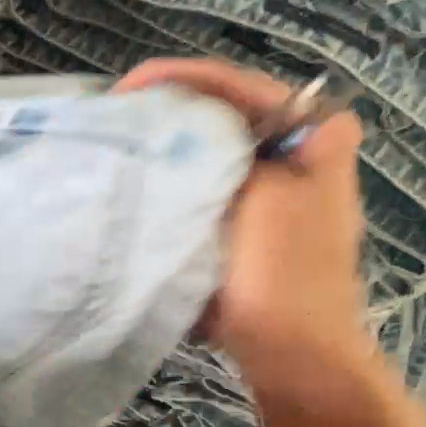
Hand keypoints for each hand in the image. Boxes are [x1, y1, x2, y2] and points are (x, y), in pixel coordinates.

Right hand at [117, 59, 373, 382]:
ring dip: (161, 142)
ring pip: (206, 147)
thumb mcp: (268, 193)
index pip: (242, 86)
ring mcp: (263, 191)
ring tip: (111, 141)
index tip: (125, 88)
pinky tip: (127, 179)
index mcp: (315, 139)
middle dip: (166, 107)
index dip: (183, 78)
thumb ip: (233, 146)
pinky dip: (163, 176)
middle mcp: (292, 156)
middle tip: (111, 113)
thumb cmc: (283, 269)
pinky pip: (195, 182)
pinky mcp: (235, 222)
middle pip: (222, 112)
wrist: (290, 348)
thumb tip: (174, 123)